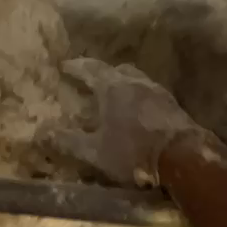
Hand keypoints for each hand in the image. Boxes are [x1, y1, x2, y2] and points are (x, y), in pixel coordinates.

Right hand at [56, 58, 210, 185]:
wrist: (185, 161)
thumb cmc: (134, 152)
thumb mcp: (95, 151)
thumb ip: (68, 141)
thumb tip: (40, 132)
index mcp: (113, 88)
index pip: (91, 68)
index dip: (76, 67)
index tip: (65, 66)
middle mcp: (136, 83)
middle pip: (116, 70)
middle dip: (102, 74)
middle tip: (91, 81)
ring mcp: (158, 93)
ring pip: (136, 80)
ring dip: (123, 85)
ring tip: (115, 98)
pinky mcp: (174, 107)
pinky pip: (151, 94)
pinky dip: (139, 98)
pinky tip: (138, 114)